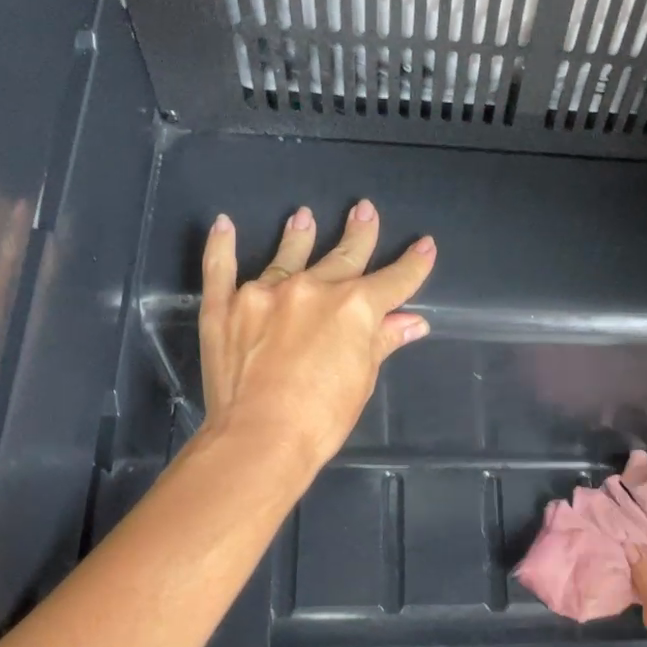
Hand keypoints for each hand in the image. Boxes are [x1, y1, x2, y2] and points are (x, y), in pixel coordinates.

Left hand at [199, 199, 435, 467]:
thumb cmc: (322, 417)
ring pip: (286, 256)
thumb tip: (411, 322)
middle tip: (364, 210)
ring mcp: (263, 294)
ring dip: (298, 235)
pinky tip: (225, 225)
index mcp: (353, 308)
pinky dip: (222, 246)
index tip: (424, 247)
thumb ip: (382, 342)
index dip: (412, 266)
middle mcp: (311, 289)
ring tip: (303, 216)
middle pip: (342, 256)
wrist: (260, 437)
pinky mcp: (224, 307)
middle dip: (359, 234)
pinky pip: (221, 268)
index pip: (392, 281)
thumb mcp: (362, 379)